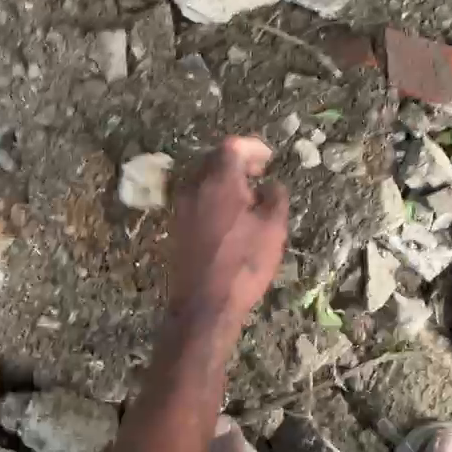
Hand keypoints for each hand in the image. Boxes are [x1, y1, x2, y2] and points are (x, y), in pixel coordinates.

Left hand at [168, 137, 289, 326]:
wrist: (204, 304)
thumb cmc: (244, 263)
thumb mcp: (273, 228)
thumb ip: (275, 197)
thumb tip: (269, 185)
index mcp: (219, 181)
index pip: (233, 147)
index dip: (253, 147)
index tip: (268, 158)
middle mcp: (194, 186)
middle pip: (214, 159)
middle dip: (237, 161)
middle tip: (258, 172)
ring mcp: (181, 206)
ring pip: (203, 178)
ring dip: (224, 179)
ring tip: (246, 195)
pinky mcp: (176, 225)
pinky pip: (196, 197)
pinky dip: (213, 195)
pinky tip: (229, 215)